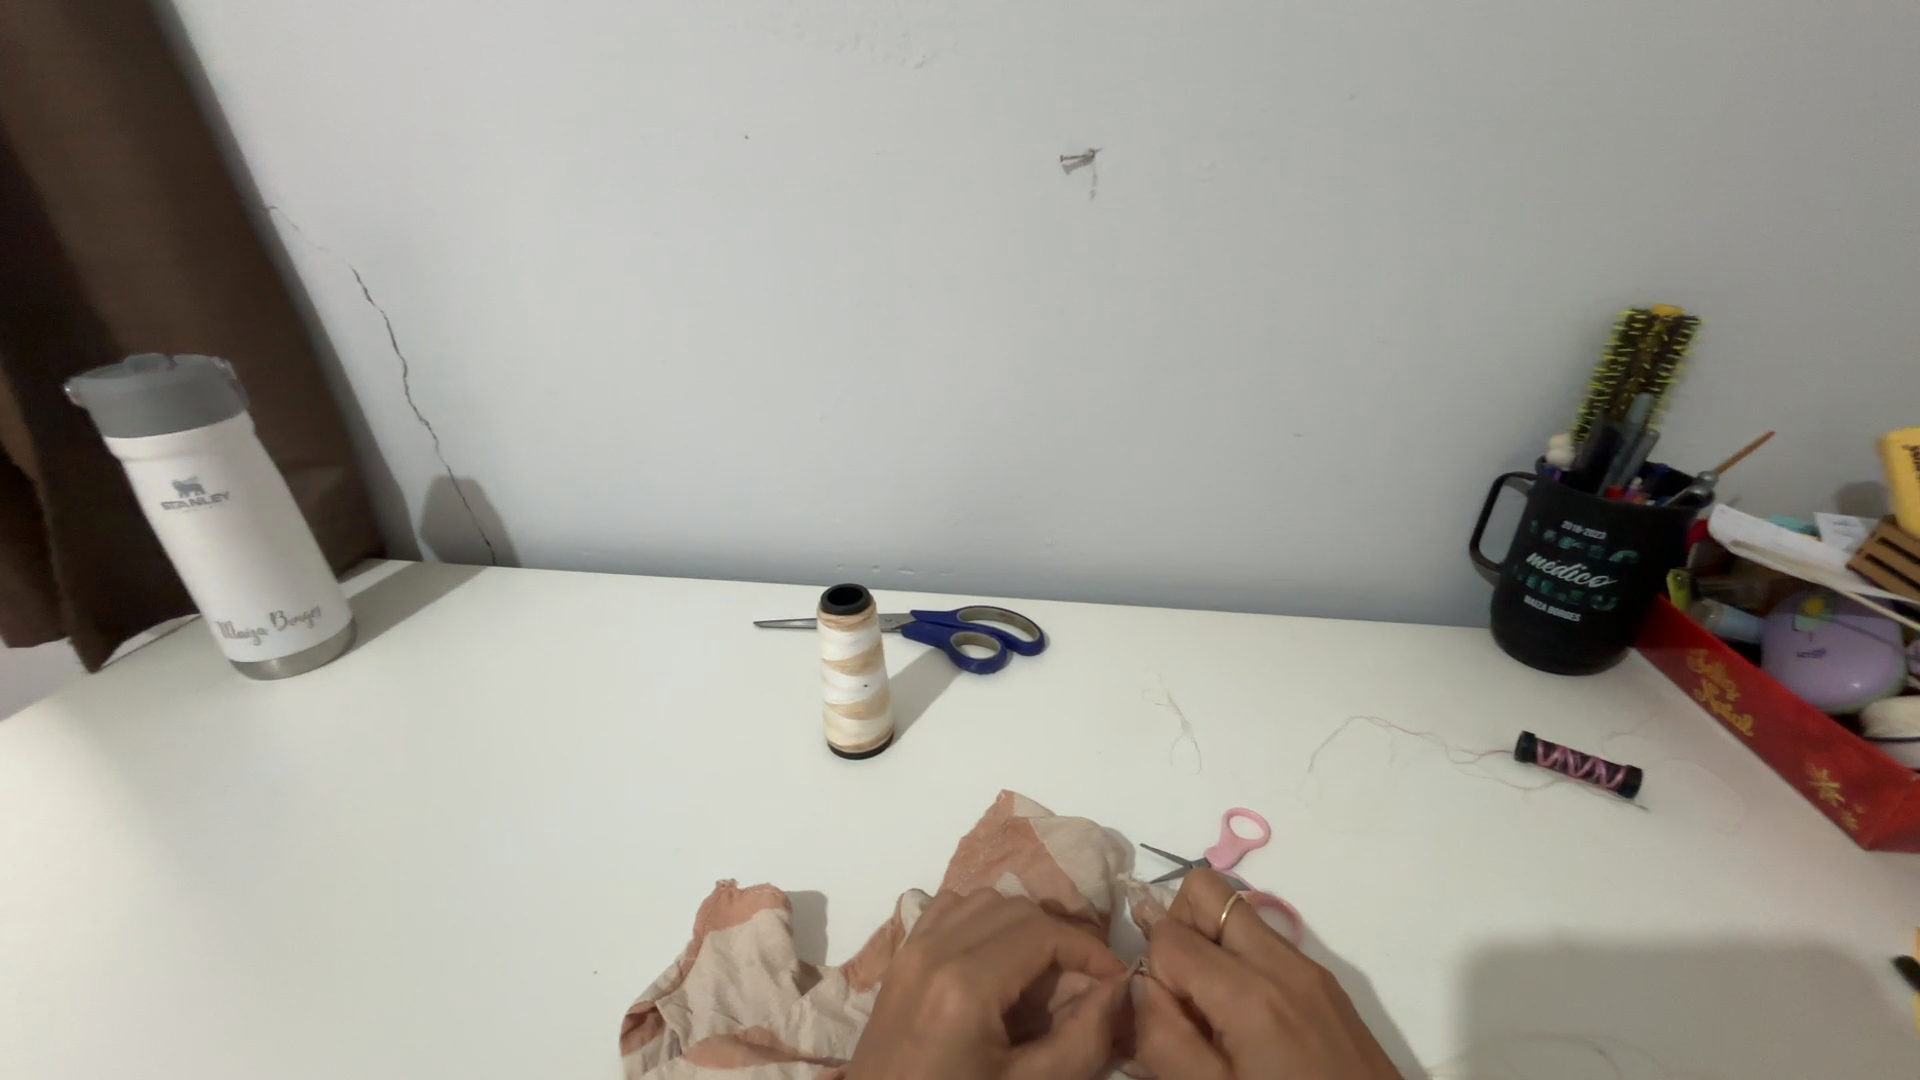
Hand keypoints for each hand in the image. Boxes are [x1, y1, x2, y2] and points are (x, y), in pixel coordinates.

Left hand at [845, 889, 1127, 1079]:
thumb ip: (1081, 1040)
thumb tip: (1118, 988)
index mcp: (965, 983)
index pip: (1042, 932)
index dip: (1088, 948)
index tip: (1116, 978)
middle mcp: (934, 949)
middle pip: (1014, 908)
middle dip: (1058, 937)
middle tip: (1083, 983)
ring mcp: (911, 949)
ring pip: (981, 900)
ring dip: (1020, 925)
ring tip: (1042, 975)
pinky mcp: (899, 959)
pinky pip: (948, 910)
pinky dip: (981, 920)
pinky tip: (995, 962)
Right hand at [1131, 869, 1398, 1079]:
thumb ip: (1162, 1037)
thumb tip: (1138, 983)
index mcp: (1251, 994)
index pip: (1168, 935)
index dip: (1154, 974)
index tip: (1172, 1021)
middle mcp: (1282, 962)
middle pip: (1204, 889)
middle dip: (1179, 930)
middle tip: (1186, 993)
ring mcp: (1310, 969)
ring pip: (1234, 910)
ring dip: (1209, 945)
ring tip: (1214, 1009)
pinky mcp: (1326, 984)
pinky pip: (1265, 942)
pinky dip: (1240, 962)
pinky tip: (1248, 1021)